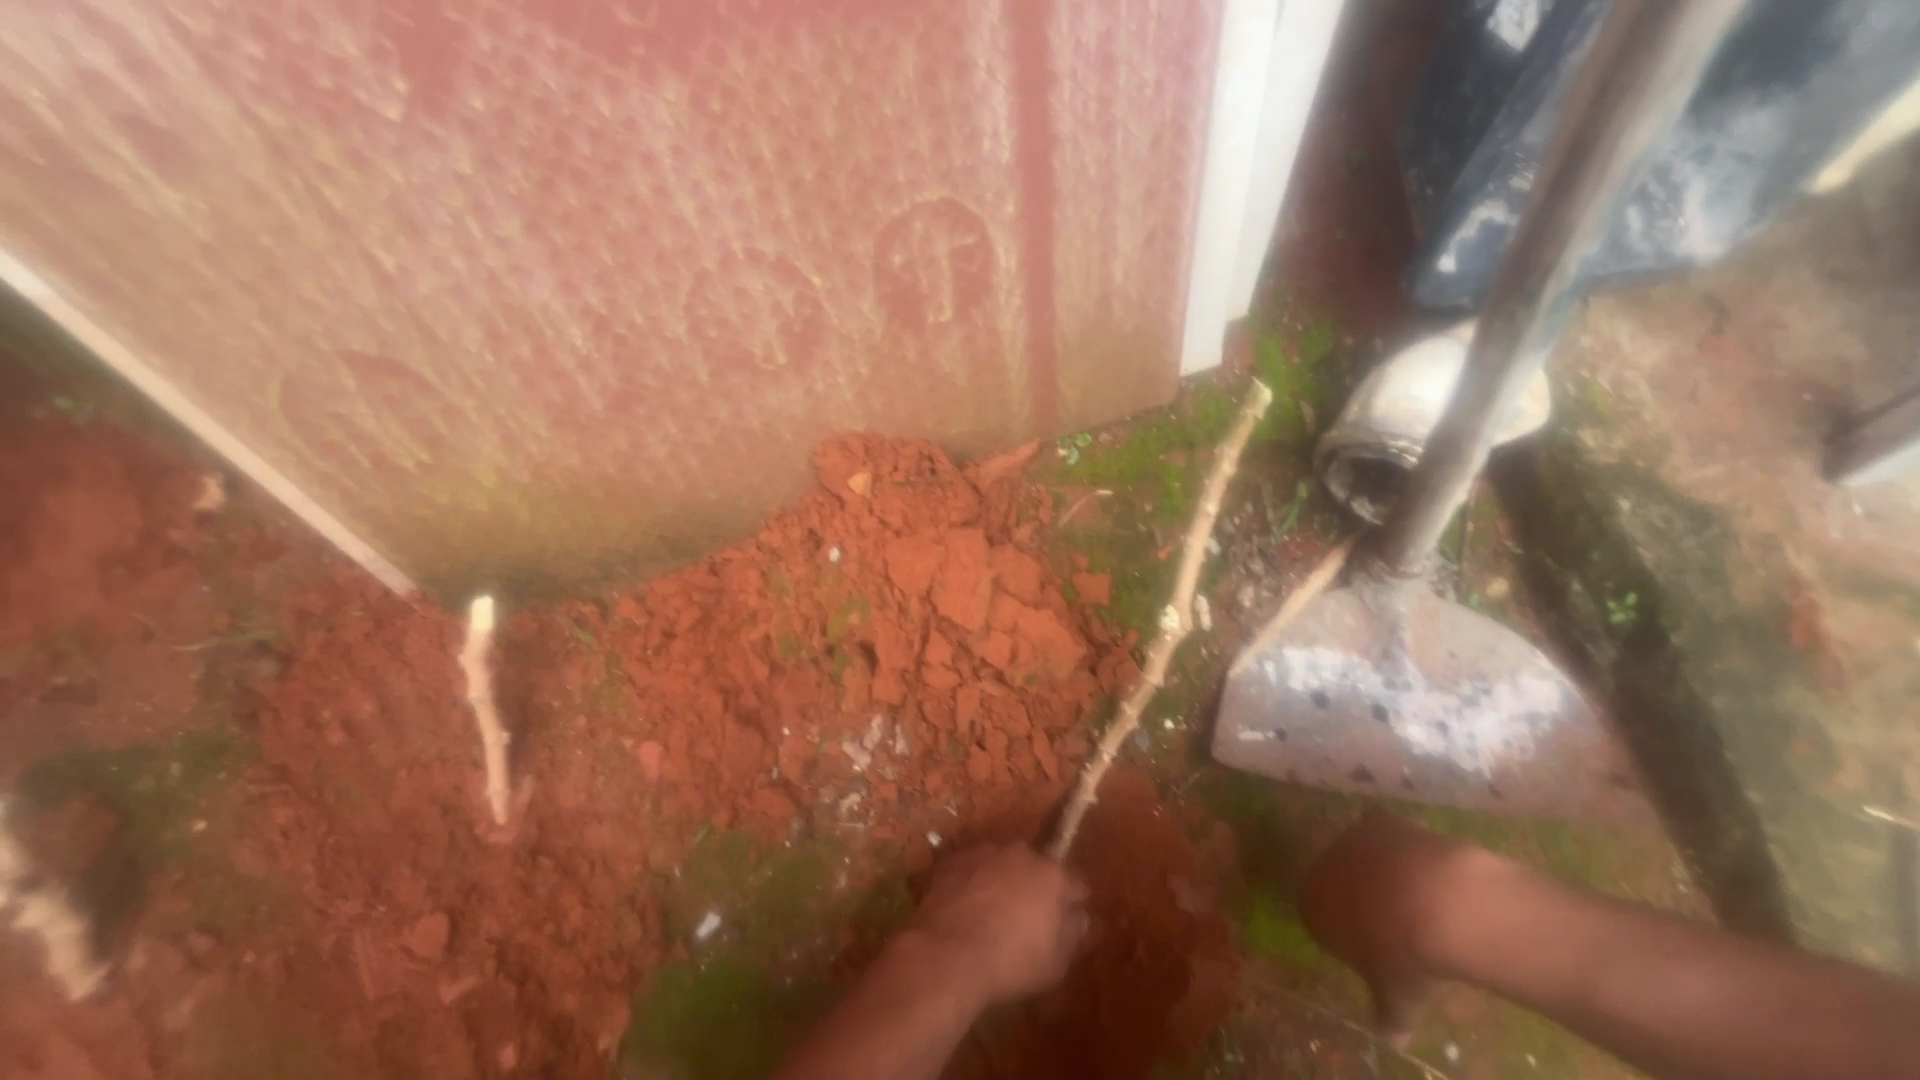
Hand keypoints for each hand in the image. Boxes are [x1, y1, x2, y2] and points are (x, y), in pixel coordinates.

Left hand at [907, 844, 1088, 1004]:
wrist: (947, 955)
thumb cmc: (1011, 962)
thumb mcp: (1056, 962)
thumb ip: (1075, 935)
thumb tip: (1084, 918)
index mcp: (1053, 876)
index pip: (1077, 883)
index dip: (1074, 903)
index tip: (1068, 922)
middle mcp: (1021, 854)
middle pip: (1037, 869)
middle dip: (1037, 889)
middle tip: (1027, 919)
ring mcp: (984, 853)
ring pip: (1002, 865)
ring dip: (1003, 882)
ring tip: (991, 914)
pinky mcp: (953, 861)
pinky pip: (972, 869)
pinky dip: (973, 883)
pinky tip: (965, 909)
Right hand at [1299, 814, 1483, 1040]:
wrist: (1437, 902)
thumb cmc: (1405, 957)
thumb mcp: (1398, 997)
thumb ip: (1388, 1014)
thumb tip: (1391, 1038)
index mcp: (1312, 907)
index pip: (1318, 918)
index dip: (1344, 934)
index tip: (1372, 951)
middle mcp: (1321, 868)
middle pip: (1336, 882)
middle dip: (1358, 899)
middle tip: (1395, 926)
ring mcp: (1350, 840)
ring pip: (1361, 858)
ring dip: (1381, 873)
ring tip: (1419, 900)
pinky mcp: (1380, 821)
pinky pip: (1386, 837)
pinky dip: (1402, 851)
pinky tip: (1429, 873)